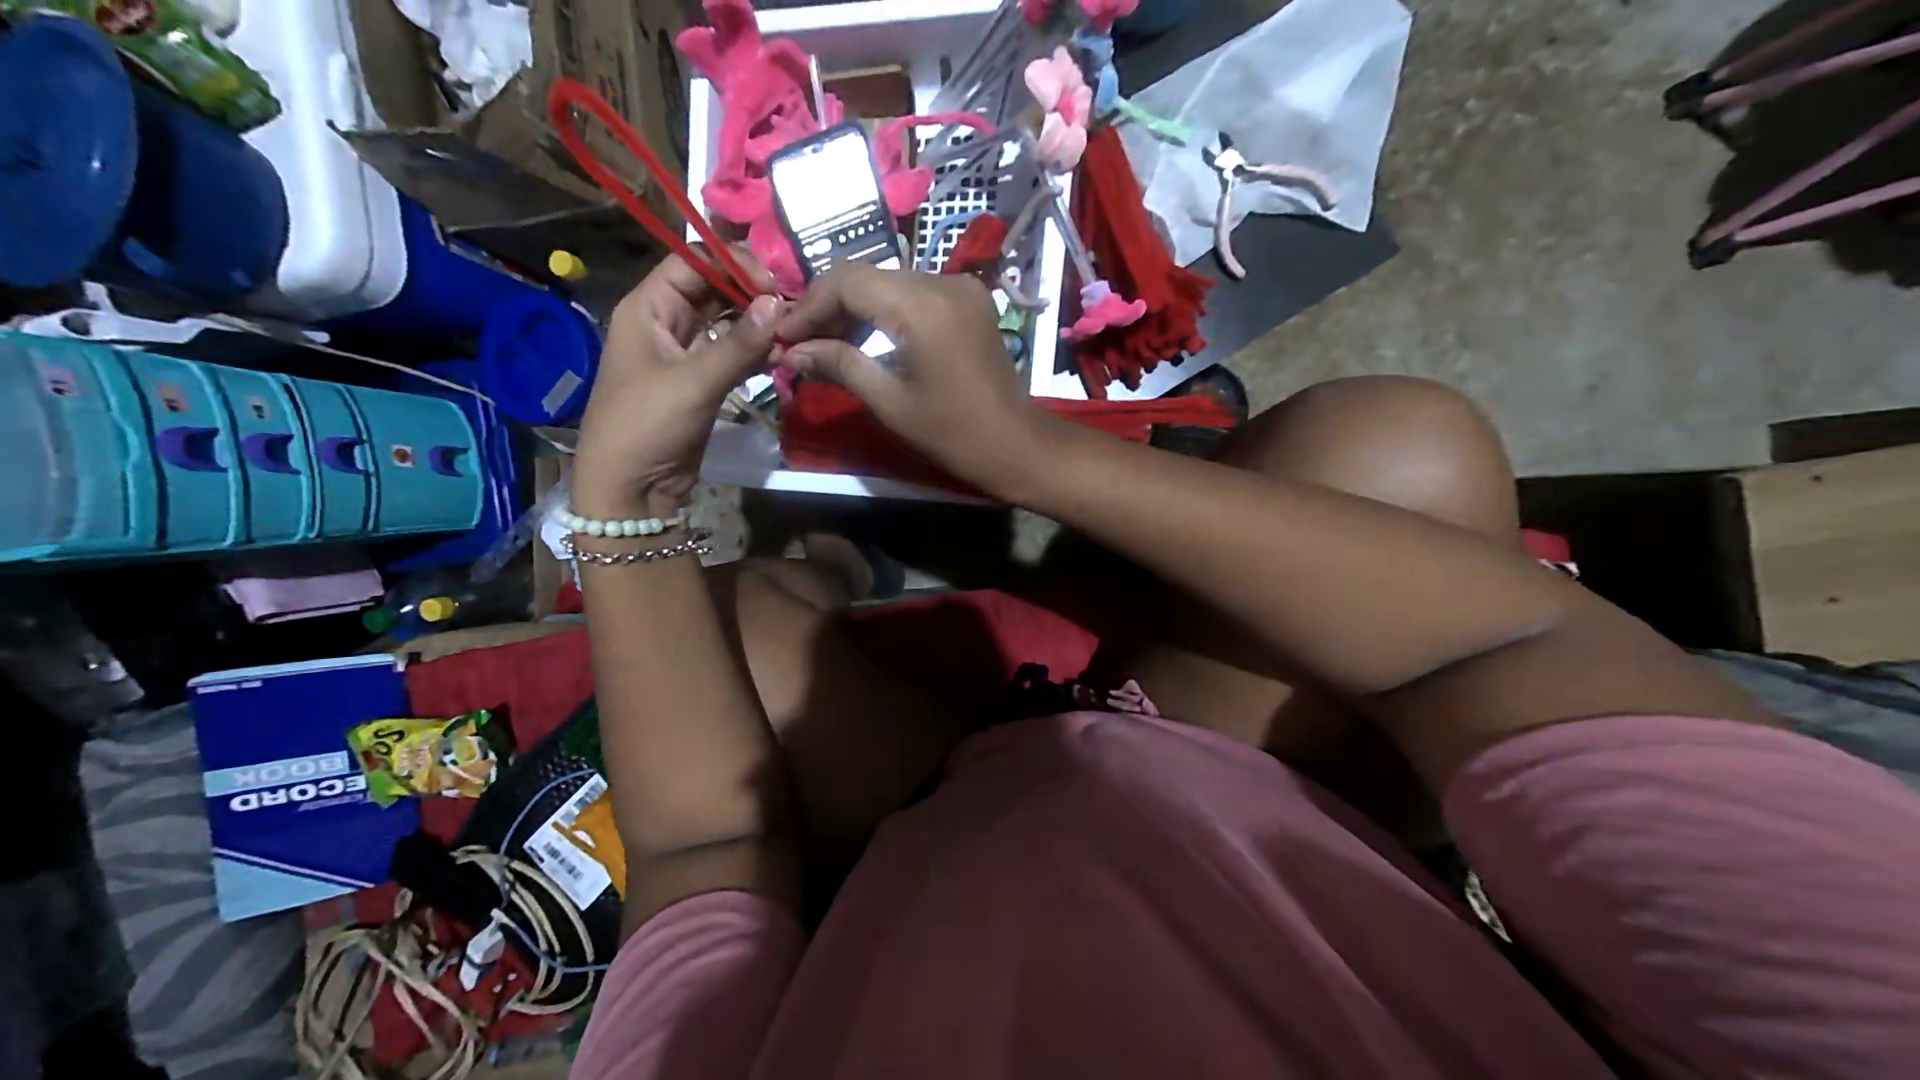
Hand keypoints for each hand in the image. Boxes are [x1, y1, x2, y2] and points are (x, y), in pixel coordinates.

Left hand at [573, 252, 780, 517]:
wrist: (633, 488)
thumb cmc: (647, 425)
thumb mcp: (693, 381)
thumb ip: (738, 344)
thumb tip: (778, 304)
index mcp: (648, 308)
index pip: (692, 262)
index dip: (732, 263)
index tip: (774, 281)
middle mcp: (667, 322)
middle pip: (714, 290)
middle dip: (753, 293)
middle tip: (795, 304)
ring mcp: (687, 353)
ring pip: (729, 323)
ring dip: (760, 325)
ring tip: (796, 330)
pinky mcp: (704, 381)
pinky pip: (734, 354)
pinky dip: (758, 352)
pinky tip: (785, 355)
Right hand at [776, 265, 1047, 494]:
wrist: (1014, 444)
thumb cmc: (951, 433)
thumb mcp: (889, 402)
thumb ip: (839, 364)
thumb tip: (790, 351)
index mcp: (923, 306)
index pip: (848, 281)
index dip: (809, 305)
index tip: (782, 335)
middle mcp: (943, 282)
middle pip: (867, 276)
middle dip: (828, 306)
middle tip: (798, 341)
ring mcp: (960, 287)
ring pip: (888, 282)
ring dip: (854, 307)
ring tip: (823, 342)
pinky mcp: (968, 299)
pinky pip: (913, 292)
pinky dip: (883, 310)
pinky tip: (862, 336)